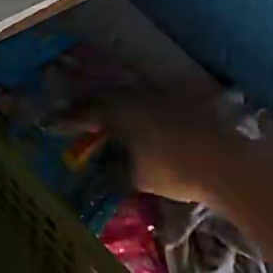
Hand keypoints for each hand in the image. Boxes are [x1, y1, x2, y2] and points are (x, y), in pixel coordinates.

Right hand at [44, 45, 249, 206]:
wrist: (223, 160)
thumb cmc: (173, 169)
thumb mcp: (137, 177)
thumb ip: (114, 173)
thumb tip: (101, 174)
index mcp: (119, 111)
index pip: (84, 113)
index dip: (66, 119)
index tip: (49, 122)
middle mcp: (135, 96)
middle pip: (105, 98)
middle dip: (88, 107)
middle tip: (74, 114)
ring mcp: (159, 95)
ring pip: (127, 95)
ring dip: (112, 104)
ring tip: (103, 114)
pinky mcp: (179, 101)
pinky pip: (147, 99)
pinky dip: (135, 108)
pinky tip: (137, 118)